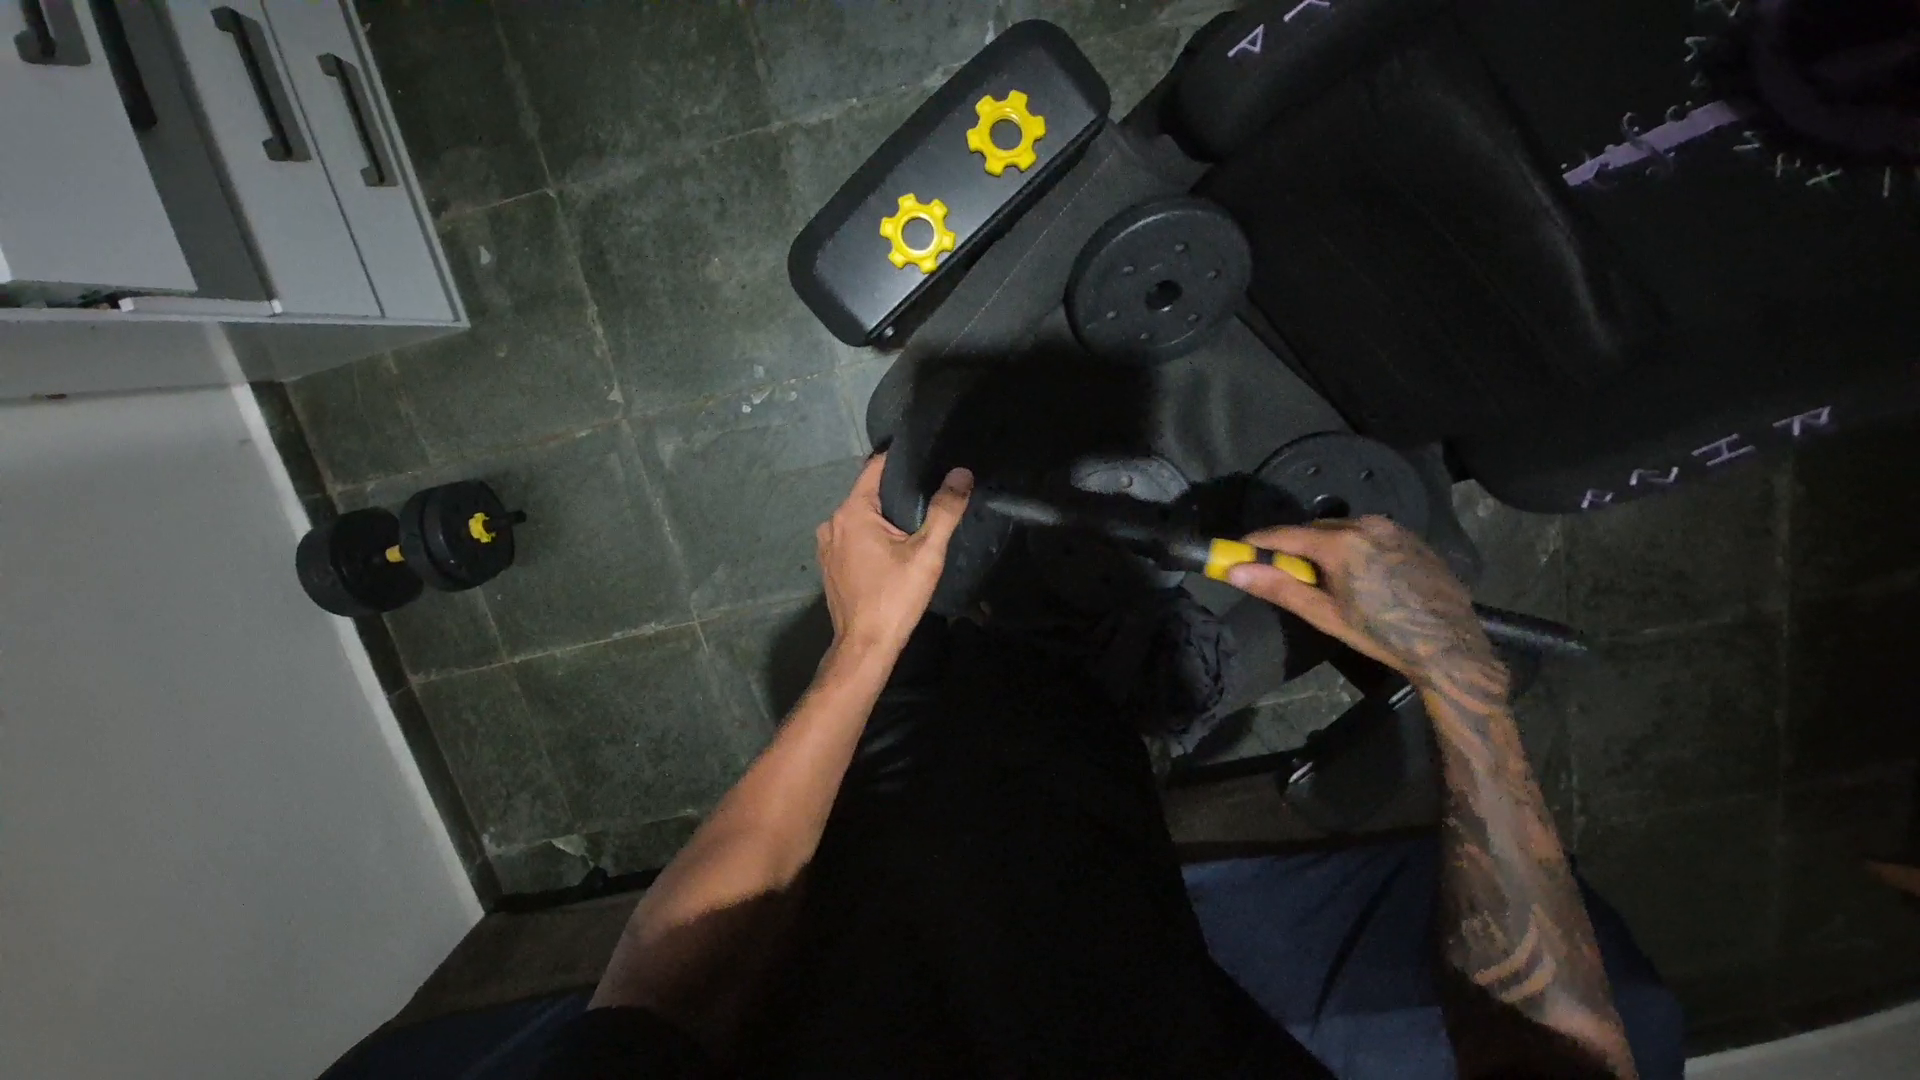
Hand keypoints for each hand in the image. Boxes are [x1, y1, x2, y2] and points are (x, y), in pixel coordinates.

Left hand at [815, 454, 972, 656]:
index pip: (875, 467)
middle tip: (930, 493)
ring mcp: (827, 546)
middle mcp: (833, 523)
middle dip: (897, 492)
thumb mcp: (927, 553)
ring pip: (860, 517)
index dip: (902, 459)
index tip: (927, 458)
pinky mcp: (829, 565)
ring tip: (916, 521)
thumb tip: (961, 473)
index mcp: (852, 511)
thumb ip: (944, 510)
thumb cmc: (895, 597)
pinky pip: (853, 538)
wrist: (865, 647)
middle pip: (868, 493)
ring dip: (884, 517)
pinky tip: (893, 549)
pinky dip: (871, 536)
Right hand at [1225, 516, 1498, 686]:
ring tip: (1324, 579)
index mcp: (1340, 542)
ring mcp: (1393, 528)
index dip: (1257, 543)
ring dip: (1325, 547)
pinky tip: (1358, 576)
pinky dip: (1353, 547)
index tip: (1237, 551)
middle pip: (1313, 529)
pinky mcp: (1411, 537)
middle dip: (1294, 547)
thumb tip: (1233, 572)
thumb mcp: (1324, 615)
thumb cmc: (1381, 634)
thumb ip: (1278, 587)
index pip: (1284, 534)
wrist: (1450, 645)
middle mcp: (1366, 524)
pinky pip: (1369, 534)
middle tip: (1284, 574)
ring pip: (1342, 530)